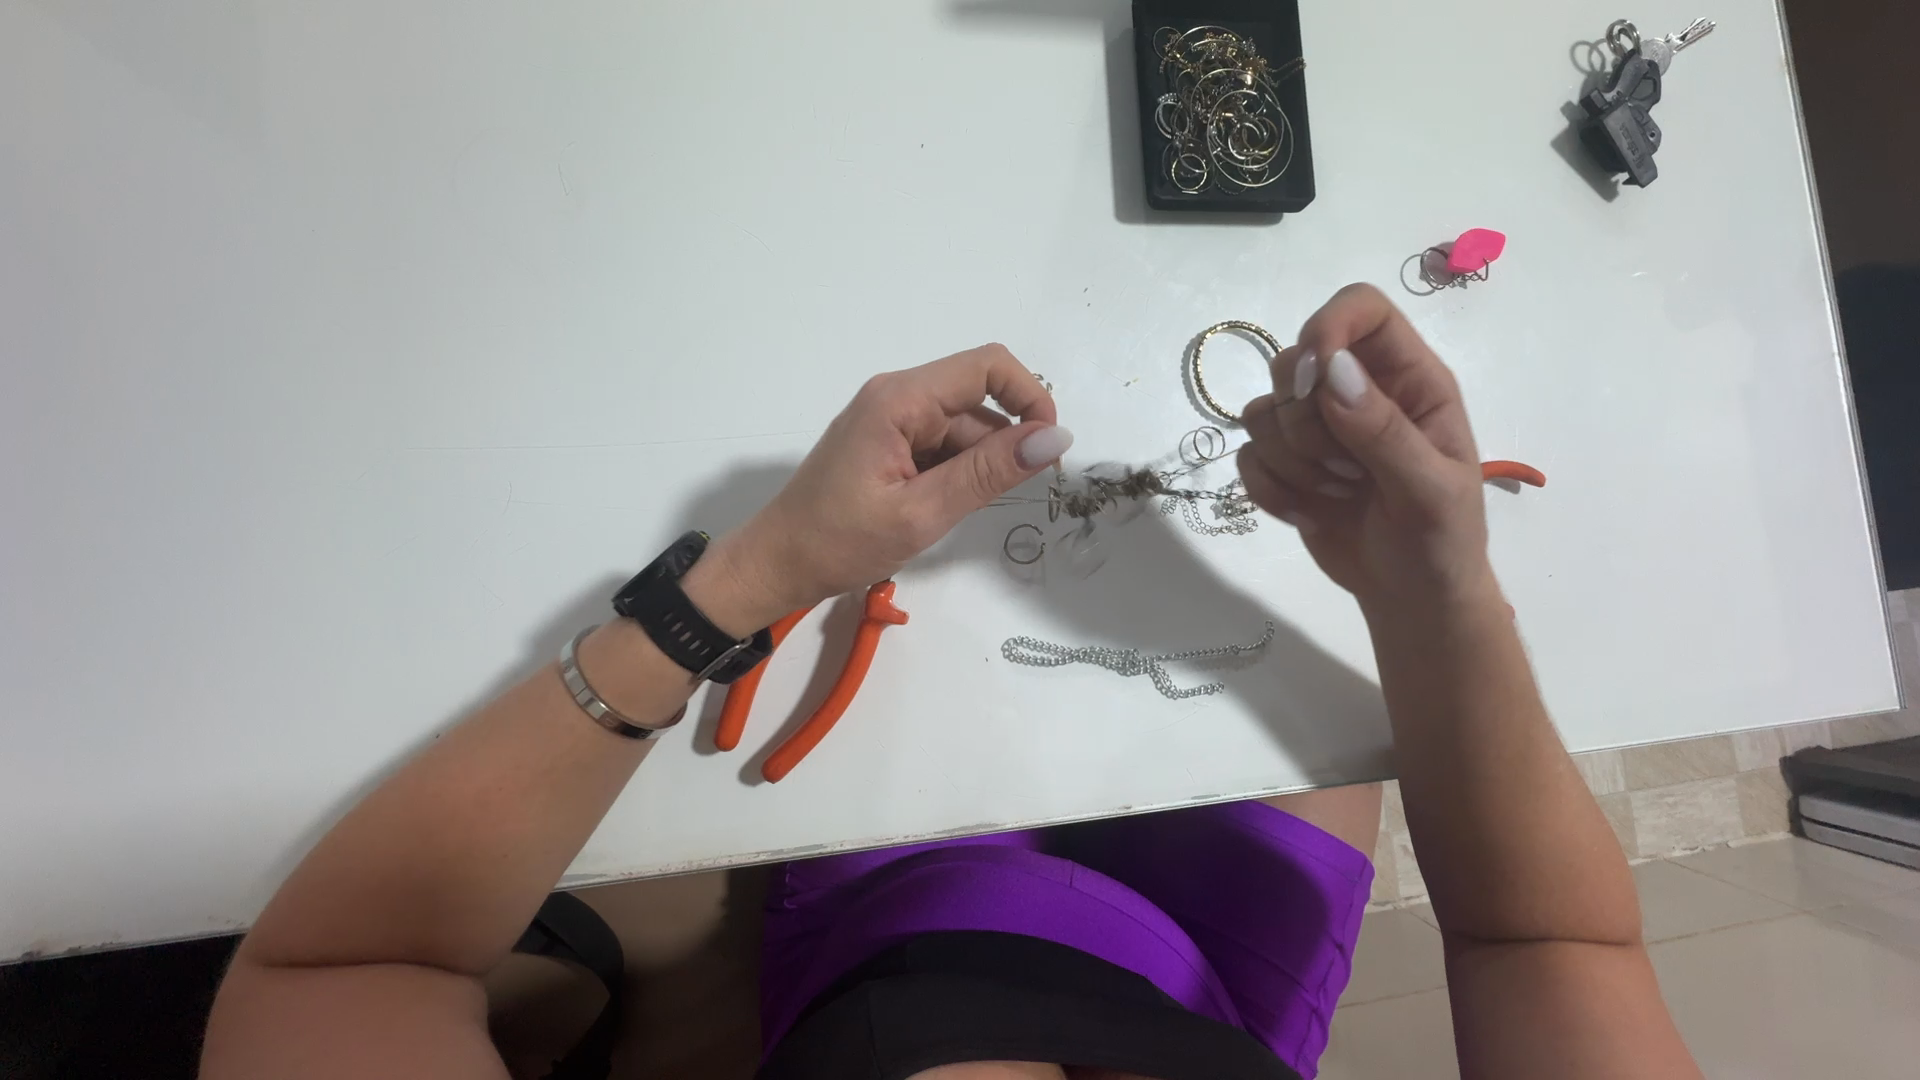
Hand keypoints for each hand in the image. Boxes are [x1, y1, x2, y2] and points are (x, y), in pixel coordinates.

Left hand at [700, 345, 1071, 627]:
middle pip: (977, 401)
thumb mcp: (921, 513)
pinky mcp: (888, 445)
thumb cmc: (839, 542)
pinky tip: (940, 508)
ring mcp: (891, 421)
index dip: (1029, 396)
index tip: (1047, 449)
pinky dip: (956, 474)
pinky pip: (941, 446)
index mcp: (900, 399)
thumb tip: (1055, 438)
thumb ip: (988, 473)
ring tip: (953, 513)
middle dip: (1004, 444)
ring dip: (977, 465)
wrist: (777, 565)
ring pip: (962, 428)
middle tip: (1005, 498)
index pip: (987, 366)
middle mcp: (897, 397)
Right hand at [1236, 284, 1493, 611]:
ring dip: (1291, 465)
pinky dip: (1269, 491)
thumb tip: (1330, 371)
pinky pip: (1246, 457)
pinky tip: (1306, 513)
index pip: (1361, 311)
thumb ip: (1383, 429)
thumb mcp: (1429, 490)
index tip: (1308, 378)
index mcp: (1408, 380)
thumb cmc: (1439, 540)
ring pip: (1260, 414)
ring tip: (1336, 495)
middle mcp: (1354, 393)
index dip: (1327, 328)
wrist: (1409, 594)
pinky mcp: (1281, 465)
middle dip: (1305, 426)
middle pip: (1291, 364)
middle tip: (1348, 472)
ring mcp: (1313, 430)